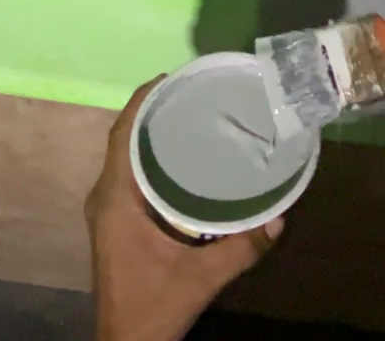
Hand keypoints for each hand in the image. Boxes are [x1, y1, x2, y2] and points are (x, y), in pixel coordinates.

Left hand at [85, 76, 284, 340]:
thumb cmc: (153, 307)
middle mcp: (105, 196)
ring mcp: (107, 210)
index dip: (140, 101)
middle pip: (123, 139)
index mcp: (115, 198)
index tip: (169, 77)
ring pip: (124, 156)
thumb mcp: (201, 279)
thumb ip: (240, 248)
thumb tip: (279, 217)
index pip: (121, 134)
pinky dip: (148, 156)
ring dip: (148, 132)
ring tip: (187, 114)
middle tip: (189, 92)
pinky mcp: (114, 221)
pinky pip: (128, 173)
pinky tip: (178, 156)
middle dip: (151, 111)